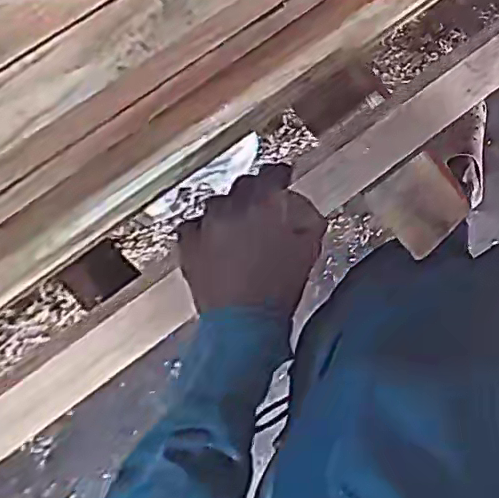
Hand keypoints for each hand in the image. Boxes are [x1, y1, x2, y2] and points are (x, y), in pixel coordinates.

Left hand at [177, 163, 324, 317]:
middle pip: (244, 183)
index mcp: (265, 205)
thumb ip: (307, 216)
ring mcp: (207, 227)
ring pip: (217, 202)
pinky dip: (203, 227)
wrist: (244, 324)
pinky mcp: (188, 247)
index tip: (282, 176)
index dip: (280, 173)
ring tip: (239, 223)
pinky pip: (191, 225)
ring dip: (230, 208)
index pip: (272, 173)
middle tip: (264, 203)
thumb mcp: (309, 246)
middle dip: (255, 190)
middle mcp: (233, 209)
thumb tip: (299, 206)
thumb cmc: (279, 287)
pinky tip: (213, 237)